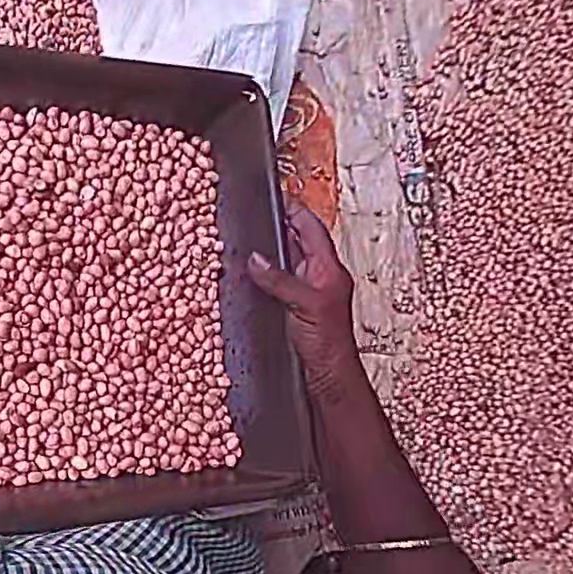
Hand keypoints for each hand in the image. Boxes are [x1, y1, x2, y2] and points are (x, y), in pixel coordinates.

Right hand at [247, 202, 362, 401]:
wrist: (328, 375)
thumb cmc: (327, 343)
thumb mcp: (305, 305)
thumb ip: (281, 281)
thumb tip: (256, 260)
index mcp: (328, 269)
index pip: (311, 229)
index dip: (294, 211)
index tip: (274, 198)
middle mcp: (317, 277)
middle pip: (296, 243)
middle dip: (276, 229)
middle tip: (252, 217)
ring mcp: (304, 292)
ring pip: (284, 263)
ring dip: (267, 253)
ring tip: (244, 242)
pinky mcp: (291, 307)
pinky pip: (276, 282)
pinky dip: (262, 275)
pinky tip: (247, 276)